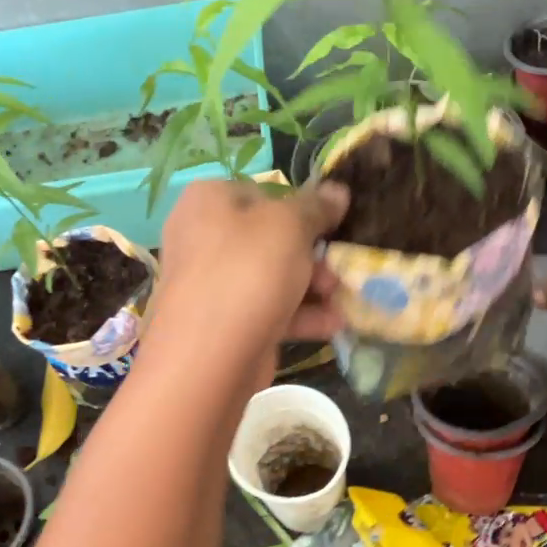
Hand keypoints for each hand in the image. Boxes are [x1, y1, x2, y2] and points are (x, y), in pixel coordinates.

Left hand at [153, 180, 348, 346]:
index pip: (262, 193)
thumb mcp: (289, 227)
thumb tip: (337, 190)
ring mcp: (211, 284)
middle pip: (269, 239)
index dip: (300, 209)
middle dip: (312, 256)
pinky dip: (299, 317)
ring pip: (271, 278)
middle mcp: (203, 238)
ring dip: (312, 289)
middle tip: (339, 271)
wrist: (208, 356)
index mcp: (208, 200)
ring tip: (342, 301)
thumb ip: (315, 208)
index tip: (331, 227)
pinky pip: (267, 311)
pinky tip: (333, 326)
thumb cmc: (248, 273)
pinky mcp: (223, 325)